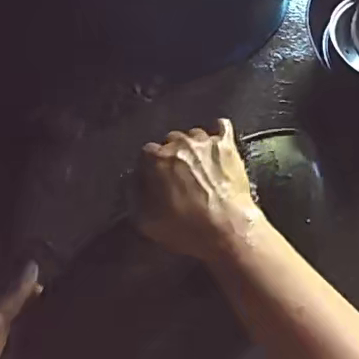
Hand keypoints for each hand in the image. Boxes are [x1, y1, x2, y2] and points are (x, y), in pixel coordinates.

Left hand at [0, 261, 40, 358]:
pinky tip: (22, 348)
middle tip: (50, 302)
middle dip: (23, 302)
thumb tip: (34, 263)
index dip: (27, 286)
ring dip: (17, 322)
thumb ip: (13, 296)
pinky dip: (11, 342)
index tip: (49, 285)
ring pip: (1, 325)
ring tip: (42, 322)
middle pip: (3, 305)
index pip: (8, 287)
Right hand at [136, 119, 263, 260]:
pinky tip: (216, 146)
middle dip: (172, 156)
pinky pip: (221, 126)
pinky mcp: (226, 145)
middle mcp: (180, 144)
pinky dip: (218, 133)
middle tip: (179, 177)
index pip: (146, 152)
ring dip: (193, 148)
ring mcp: (205, 141)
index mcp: (157, 160)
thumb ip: (133, 197)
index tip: (155, 178)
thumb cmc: (189, 229)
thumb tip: (130, 183)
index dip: (150, 167)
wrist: (228, 231)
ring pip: (194, 135)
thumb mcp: (148, 223)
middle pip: (170, 141)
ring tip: (200, 168)